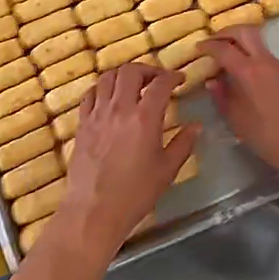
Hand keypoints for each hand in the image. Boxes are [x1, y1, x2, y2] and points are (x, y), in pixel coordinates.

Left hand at [53, 64, 199, 260]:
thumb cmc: (135, 193)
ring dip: (123, 75)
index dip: (173, 76)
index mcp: (144, 118)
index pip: (160, 83)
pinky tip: (109, 97)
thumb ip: (183, 143)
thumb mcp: (167, 170)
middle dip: (147, 70)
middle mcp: (119, 108)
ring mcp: (97, 114)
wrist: (94, 210)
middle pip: (131, 71)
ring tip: (133, 85)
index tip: (180, 79)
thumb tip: (196, 126)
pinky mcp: (82, 124)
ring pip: (107, 77)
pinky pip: (91, 94)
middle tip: (157, 80)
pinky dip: (102, 88)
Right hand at [198, 26, 278, 174]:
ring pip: (257, 40)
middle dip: (226, 32)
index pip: (224, 48)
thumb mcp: (236, 119)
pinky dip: (251, 53)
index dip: (208, 45)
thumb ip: (221, 96)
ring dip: (240, 41)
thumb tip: (212, 81)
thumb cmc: (266, 135)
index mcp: (249, 71)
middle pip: (245, 31)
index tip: (198, 48)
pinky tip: (244, 71)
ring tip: (227, 56)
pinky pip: (265, 54)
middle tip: (213, 42)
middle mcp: (265, 61)